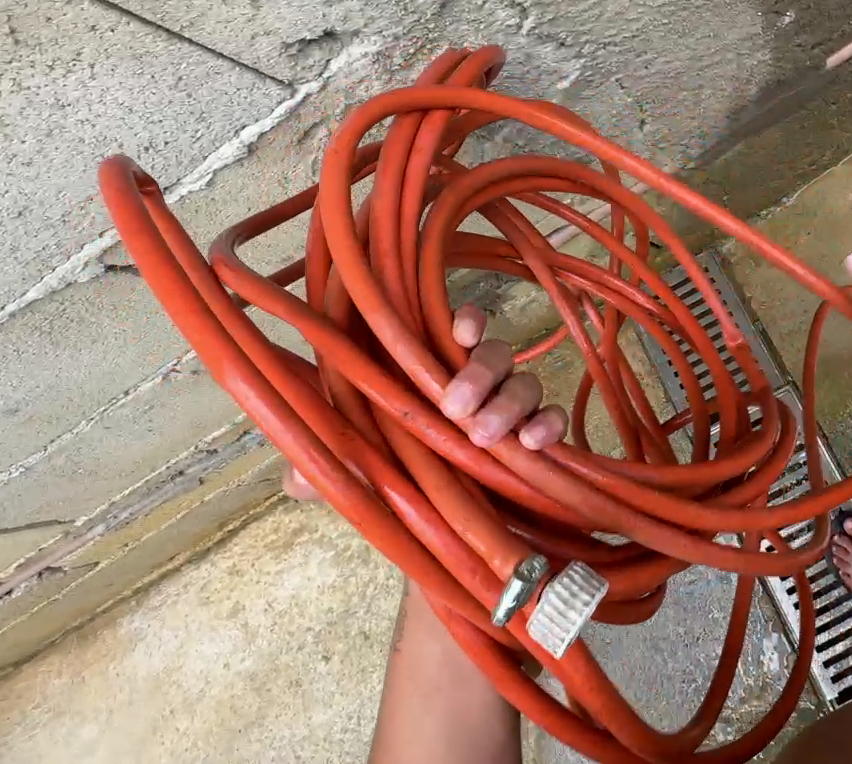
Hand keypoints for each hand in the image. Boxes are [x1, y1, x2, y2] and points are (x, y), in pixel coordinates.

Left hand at [284, 303, 565, 500]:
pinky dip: (550, 424)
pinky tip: (534, 443)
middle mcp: (479, 381)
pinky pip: (554, 418)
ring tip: (484, 435)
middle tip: (456, 408)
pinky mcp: (536, 439)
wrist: (436, 529)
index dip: (467, 322)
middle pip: (495, 355)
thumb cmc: (393, 479)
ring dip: (509, 403)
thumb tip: (297, 479)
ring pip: (524, 383)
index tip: (460, 333)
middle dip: (480, 374)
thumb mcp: (353, 470)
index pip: (457, 330)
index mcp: (435, 371)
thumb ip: (327, 466)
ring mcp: (510, 408)